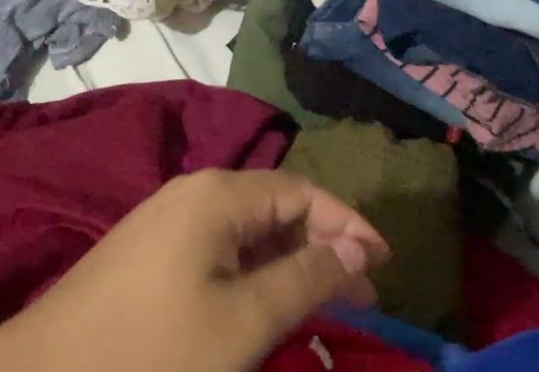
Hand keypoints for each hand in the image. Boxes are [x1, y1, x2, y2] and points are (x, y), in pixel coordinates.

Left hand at [0, 169, 389, 371]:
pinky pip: (219, 250)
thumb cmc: (154, 348)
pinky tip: (268, 305)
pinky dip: (253, 273)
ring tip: (326, 303)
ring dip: (289, 262)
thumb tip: (357, 247)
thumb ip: (305, 278)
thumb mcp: (244, 320)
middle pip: (275, 206)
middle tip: (364, 294)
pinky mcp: (151, 253)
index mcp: (218, 193)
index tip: (387, 264)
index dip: (348, 223)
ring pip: (247, 231)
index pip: (301, 190)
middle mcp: (193, 193)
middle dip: (322, 244)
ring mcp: (167, 222)